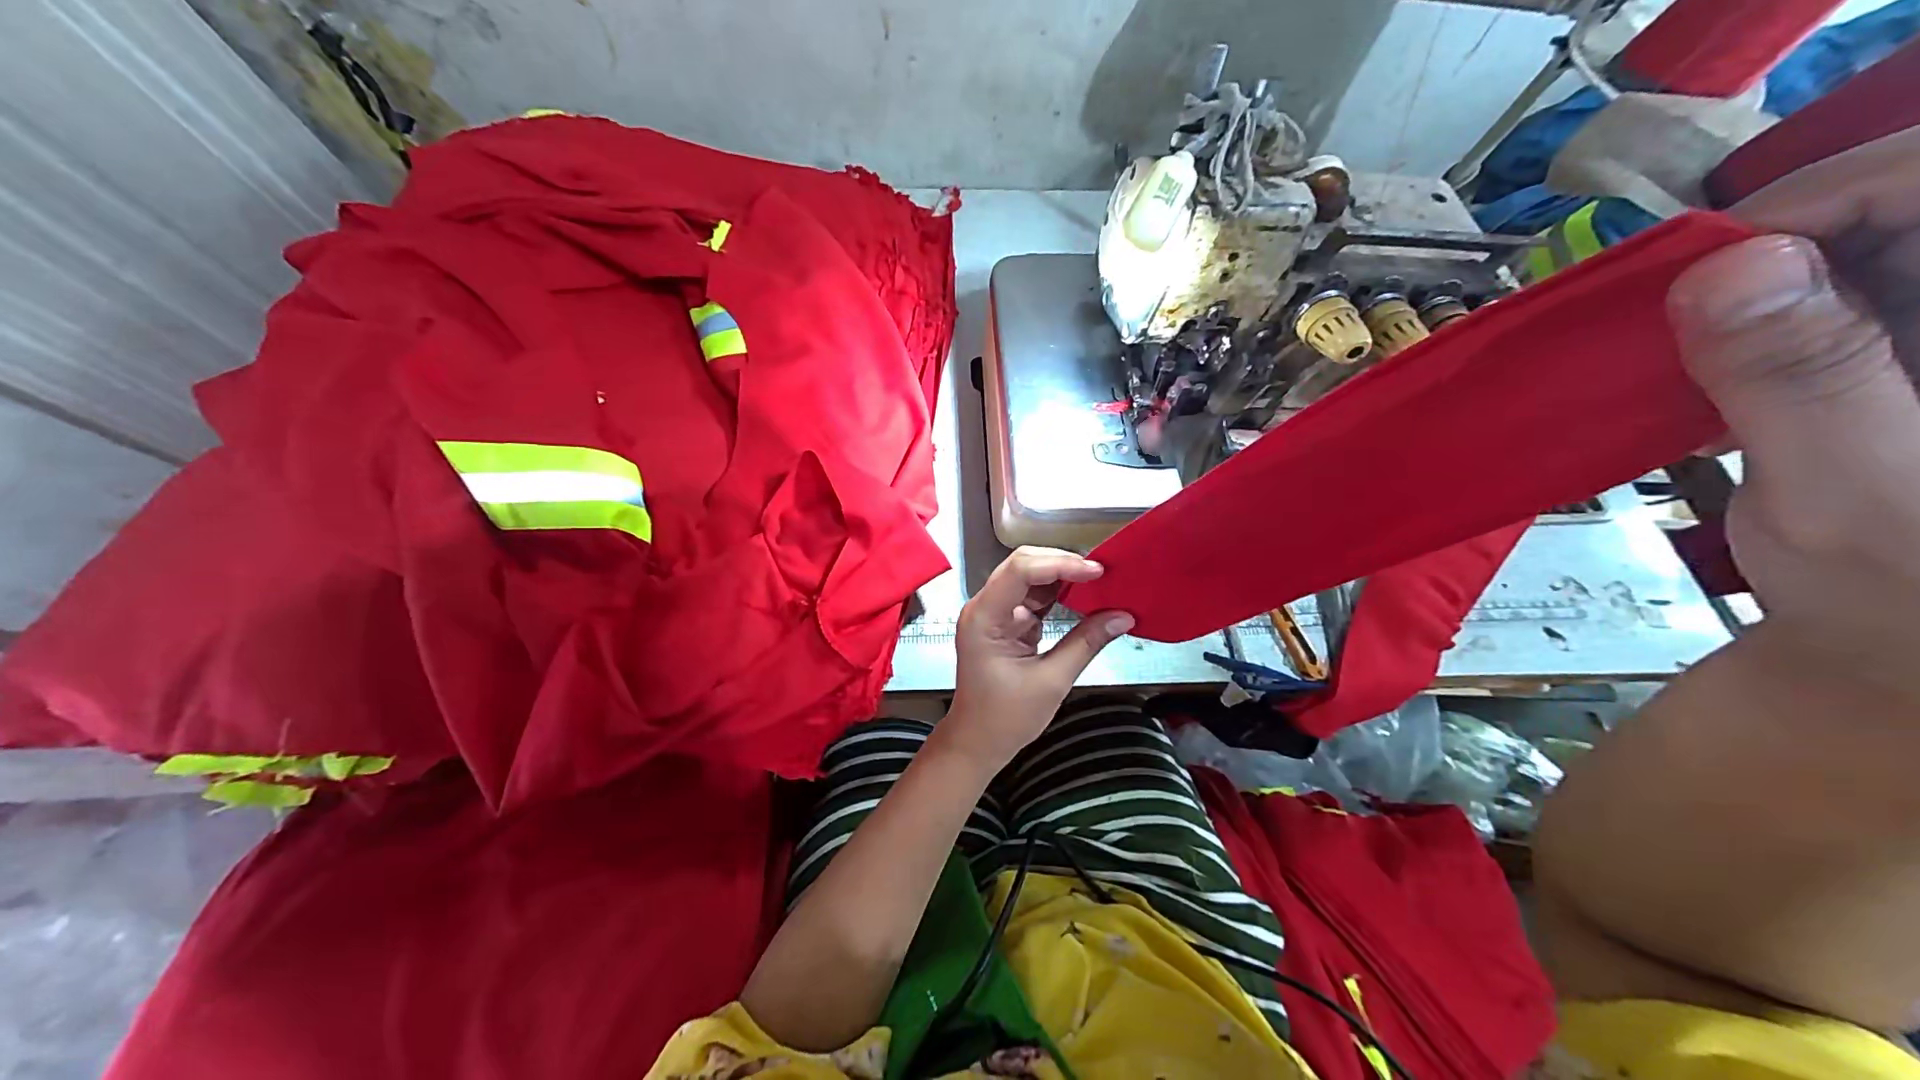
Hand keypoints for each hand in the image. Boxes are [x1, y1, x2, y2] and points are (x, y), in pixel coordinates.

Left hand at [936, 547, 1134, 770]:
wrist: (977, 741)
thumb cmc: (1003, 718)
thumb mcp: (1052, 681)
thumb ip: (1087, 642)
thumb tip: (1121, 617)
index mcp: (984, 618)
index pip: (1021, 570)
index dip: (1060, 563)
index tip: (1095, 570)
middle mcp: (983, 608)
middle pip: (1022, 565)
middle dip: (1061, 563)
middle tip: (1099, 572)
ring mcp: (992, 613)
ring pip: (1027, 577)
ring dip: (1061, 576)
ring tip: (1096, 581)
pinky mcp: (1003, 622)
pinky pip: (1030, 596)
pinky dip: (1056, 594)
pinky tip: (1080, 595)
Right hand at [1668, 128, 1919, 680]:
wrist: (1899, 653)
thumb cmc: (1896, 599)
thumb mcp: (1844, 496)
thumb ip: (1800, 381)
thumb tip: (1724, 264)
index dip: (1837, 196)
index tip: (1707, 267)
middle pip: (1913, 205)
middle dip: (1793, 246)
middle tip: (1687, 322)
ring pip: (1879, 241)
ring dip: (1774, 285)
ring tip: (1708, 357)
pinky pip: (1857, 286)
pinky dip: (1777, 314)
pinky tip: (1739, 368)